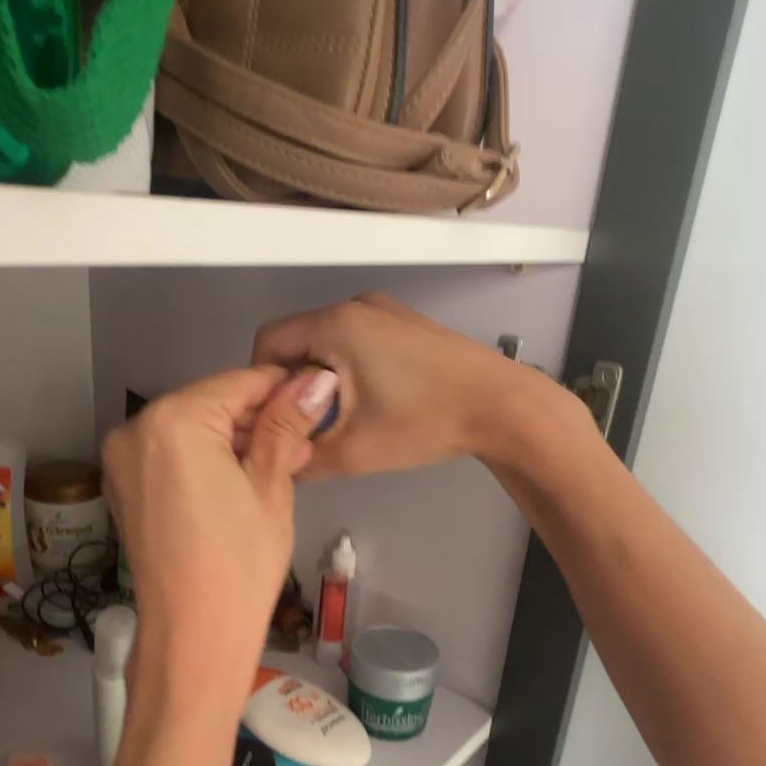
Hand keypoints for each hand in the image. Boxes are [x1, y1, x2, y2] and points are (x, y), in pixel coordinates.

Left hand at [101, 366, 338, 703]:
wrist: (192, 638)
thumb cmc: (239, 563)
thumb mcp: (270, 485)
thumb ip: (285, 423)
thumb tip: (316, 379)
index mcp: (172, 420)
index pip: (237, 382)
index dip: (281, 387)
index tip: (315, 395)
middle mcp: (135, 430)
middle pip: (208, 404)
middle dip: (255, 417)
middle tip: (303, 439)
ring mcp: (122, 462)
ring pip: (189, 431)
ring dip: (232, 441)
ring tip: (282, 463)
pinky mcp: (123, 490)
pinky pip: (170, 458)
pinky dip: (204, 461)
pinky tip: (242, 481)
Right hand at [251, 293, 581, 478]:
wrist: (503, 407)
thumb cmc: (425, 422)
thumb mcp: (353, 452)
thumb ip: (301, 458)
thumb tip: (275, 460)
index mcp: (336, 323)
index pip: (267, 342)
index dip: (262, 385)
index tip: (277, 421)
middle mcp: (356, 305)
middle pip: (297, 342)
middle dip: (295, 386)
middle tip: (310, 429)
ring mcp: (385, 310)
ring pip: (328, 344)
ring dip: (323, 382)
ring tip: (344, 422)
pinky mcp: (406, 323)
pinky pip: (356, 342)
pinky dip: (350, 371)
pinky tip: (373, 405)